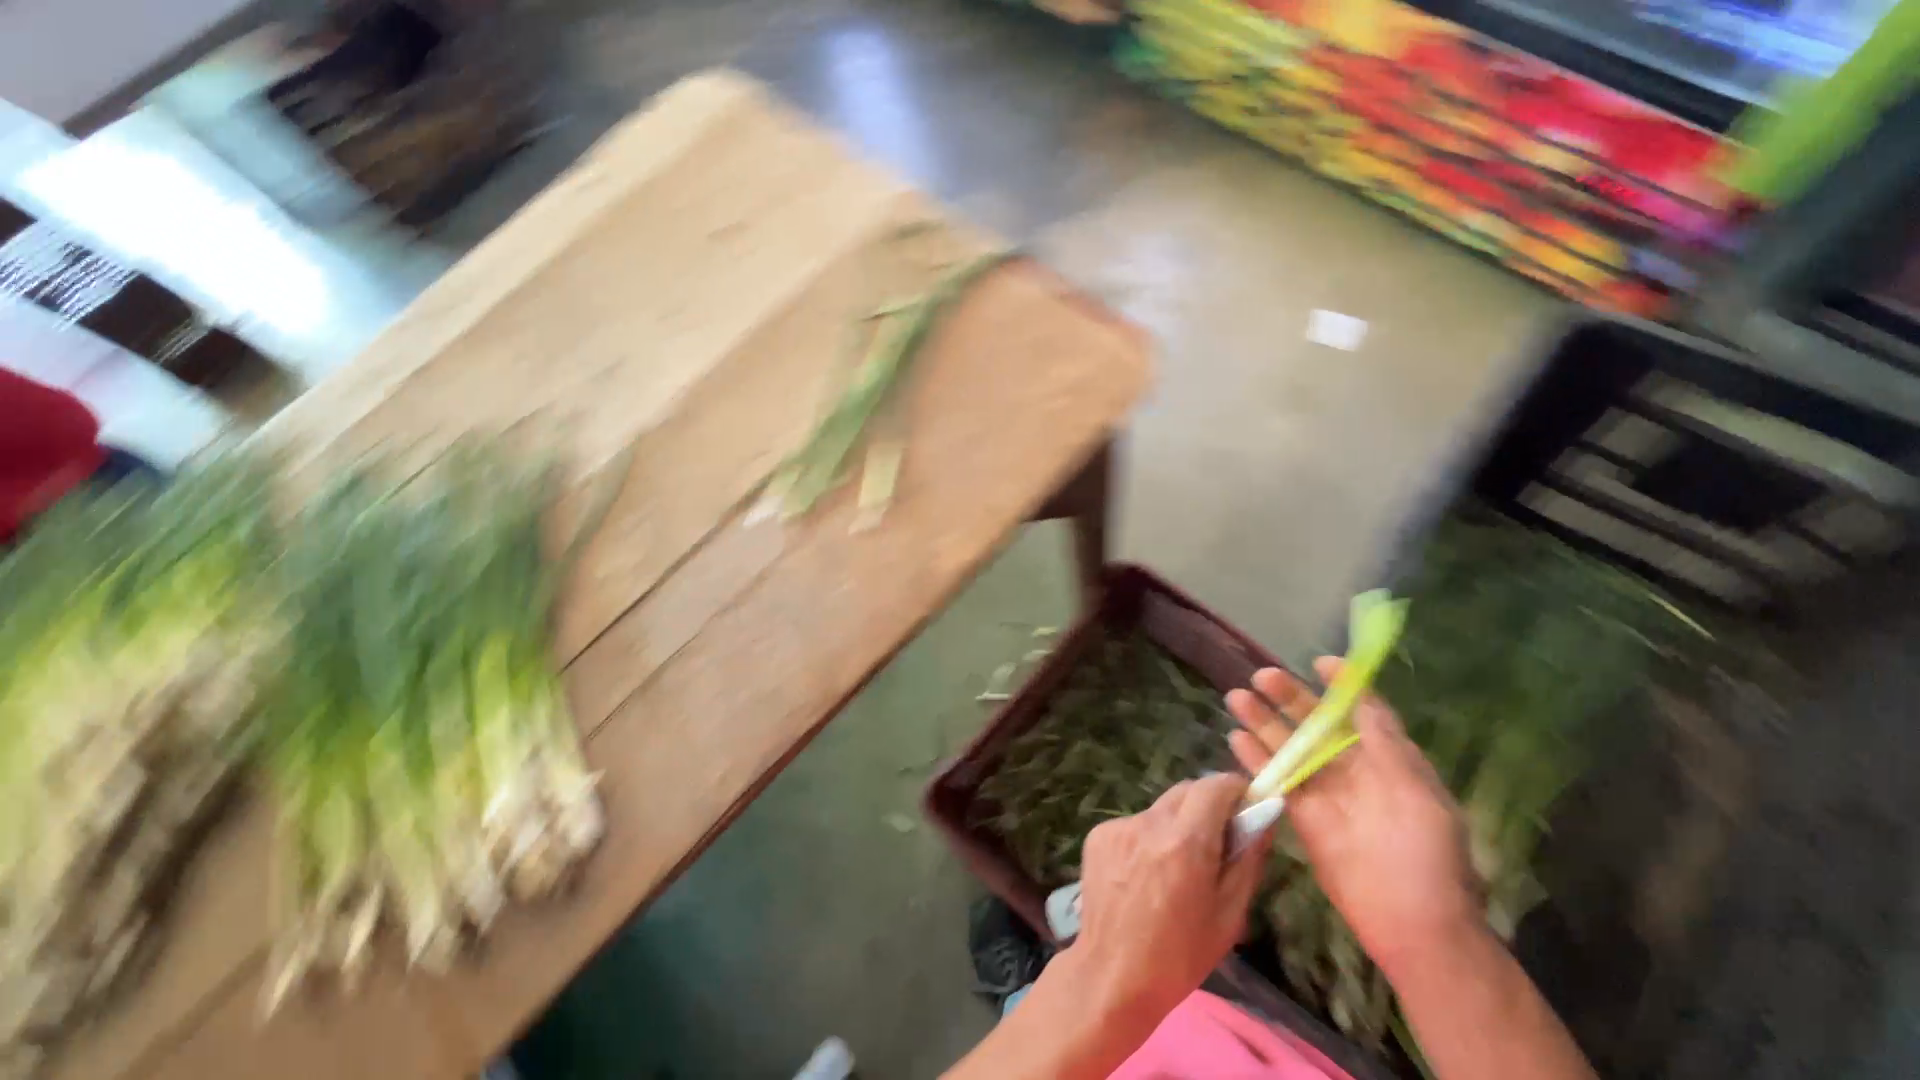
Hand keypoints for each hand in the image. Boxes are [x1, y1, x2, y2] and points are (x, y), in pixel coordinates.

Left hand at [1069, 773, 1267, 1026]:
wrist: (1112, 976)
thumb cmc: (1180, 955)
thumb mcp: (1229, 914)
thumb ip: (1248, 858)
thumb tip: (1264, 817)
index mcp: (1185, 841)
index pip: (1215, 784)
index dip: (1236, 791)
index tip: (1247, 810)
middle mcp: (1148, 823)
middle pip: (1186, 791)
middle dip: (1208, 807)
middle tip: (1216, 844)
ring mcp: (1118, 828)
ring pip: (1160, 809)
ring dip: (1176, 826)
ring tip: (1175, 870)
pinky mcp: (1097, 836)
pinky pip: (1134, 825)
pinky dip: (1148, 839)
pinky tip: (1144, 877)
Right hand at [1225, 659, 1483, 978]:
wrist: (1415, 920)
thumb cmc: (1428, 852)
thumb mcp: (1416, 789)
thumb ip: (1384, 742)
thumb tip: (1361, 698)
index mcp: (1389, 759)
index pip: (1361, 711)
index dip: (1340, 686)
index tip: (1319, 663)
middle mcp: (1355, 770)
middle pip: (1317, 725)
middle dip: (1290, 699)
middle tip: (1262, 676)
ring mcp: (1327, 794)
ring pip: (1291, 748)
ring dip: (1264, 723)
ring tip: (1237, 697)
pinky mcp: (1303, 818)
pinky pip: (1278, 781)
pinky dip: (1257, 760)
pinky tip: (1235, 737)